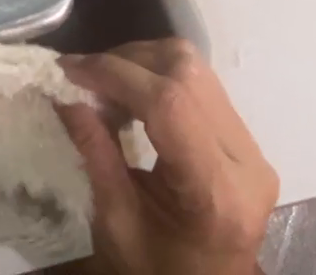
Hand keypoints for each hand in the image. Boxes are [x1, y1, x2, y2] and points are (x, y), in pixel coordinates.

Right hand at [55, 40, 276, 274]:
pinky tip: (131, 95)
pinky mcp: (245, 140)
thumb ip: (94, 152)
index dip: (114, 74)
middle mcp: (246, 160)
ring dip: (140, 62)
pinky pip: (199, 82)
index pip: (169, 103)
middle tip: (84, 78)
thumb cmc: (156, 269)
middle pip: (185, 73)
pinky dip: (156, 74)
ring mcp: (251, 147)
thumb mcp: (115, 221)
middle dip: (125, 62)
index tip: (68, 70)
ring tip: (106, 85)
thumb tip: (64, 93)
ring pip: (194, 67)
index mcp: (216, 191)